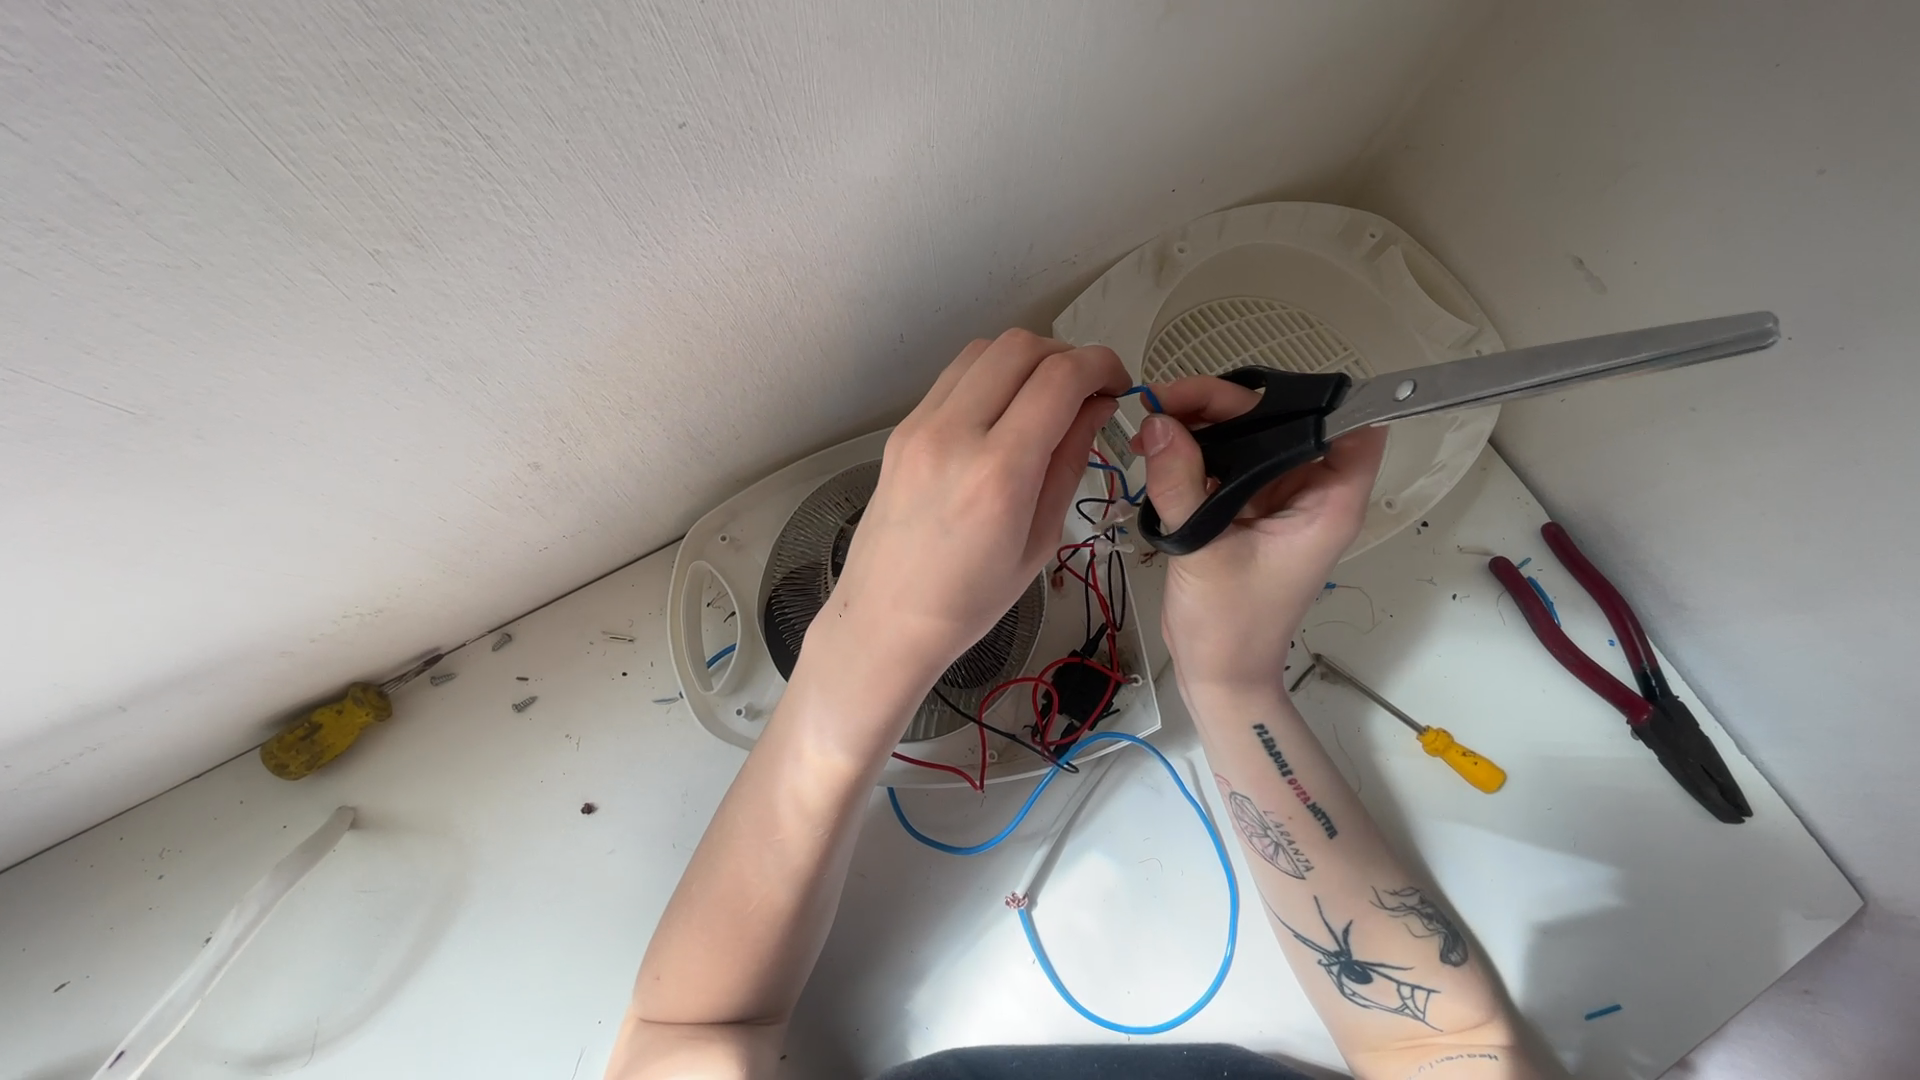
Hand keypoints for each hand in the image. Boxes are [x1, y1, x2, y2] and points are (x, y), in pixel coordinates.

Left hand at [815, 329, 1129, 687]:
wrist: (886, 620)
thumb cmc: (967, 601)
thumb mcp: (1040, 540)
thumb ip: (1069, 462)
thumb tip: (1094, 408)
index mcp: (998, 474)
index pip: (1060, 378)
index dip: (1101, 366)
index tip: (1116, 384)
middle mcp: (953, 436)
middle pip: (1020, 346)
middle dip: (1066, 355)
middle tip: (1085, 389)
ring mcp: (919, 428)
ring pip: (983, 350)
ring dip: (1026, 359)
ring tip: (1046, 397)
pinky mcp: (901, 431)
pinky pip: (953, 377)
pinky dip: (990, 376)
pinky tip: (1004, 412)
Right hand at [1135, 376, 1386, 698]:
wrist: (1214, 672)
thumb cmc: (1228, 624)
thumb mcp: (1204, 549)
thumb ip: (1180, 483)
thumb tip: (1157, 421)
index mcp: (1326, 501)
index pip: (1348, 426)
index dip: (1310, 398)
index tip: (1245, 391)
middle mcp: (1306, 493)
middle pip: (1280, 422)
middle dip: (1226, 405)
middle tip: (1166, 401)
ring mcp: (1272, 501)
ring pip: (1247, 439)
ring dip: (1202, 425)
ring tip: (1152, 423)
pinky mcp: (1242, 511)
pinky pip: (1223, 464)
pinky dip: (1192, 452)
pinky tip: (1156, 450)